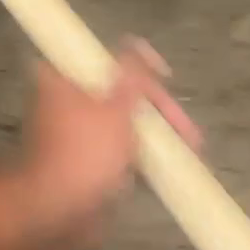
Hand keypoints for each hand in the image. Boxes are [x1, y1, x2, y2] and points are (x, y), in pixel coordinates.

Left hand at [18, 39, 200, 243]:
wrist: (58, 208)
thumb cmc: (85, 151)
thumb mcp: (115, 107)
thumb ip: (131, 74)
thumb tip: (136, 42)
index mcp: (60, 80)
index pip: (103, 60)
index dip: (137, 69)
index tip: (167, 78)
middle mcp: (63, 102)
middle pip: (117, 94)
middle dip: (157, 110)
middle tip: (188, 131)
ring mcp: (73, 134)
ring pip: (121, 125)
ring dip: (155, 135)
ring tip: (191, 150)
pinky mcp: (83, 161)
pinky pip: (117, 152)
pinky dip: (142, 157)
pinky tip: (171, 167)